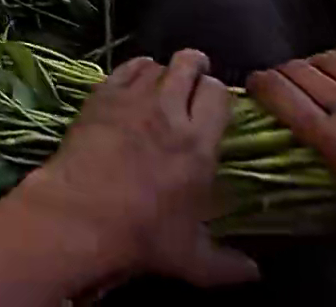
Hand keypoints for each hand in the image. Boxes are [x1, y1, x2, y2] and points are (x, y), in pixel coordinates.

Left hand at [18, 49, 259, 288]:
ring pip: (155, 64)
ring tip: (166, 75)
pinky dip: (135, 67)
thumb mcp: (193, 259)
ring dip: (164, 68)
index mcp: (197, 144)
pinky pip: (123, 68)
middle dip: (196, 63)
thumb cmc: (142, 234)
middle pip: (186, 66)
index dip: (220, 91)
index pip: (218, 95)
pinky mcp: (102, 94)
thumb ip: (227, 263)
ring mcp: (131, 98)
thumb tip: (253, 271)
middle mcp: (167, 111)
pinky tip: (136, 75)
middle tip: (198, 68)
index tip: (217, 98)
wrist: (82, 211)